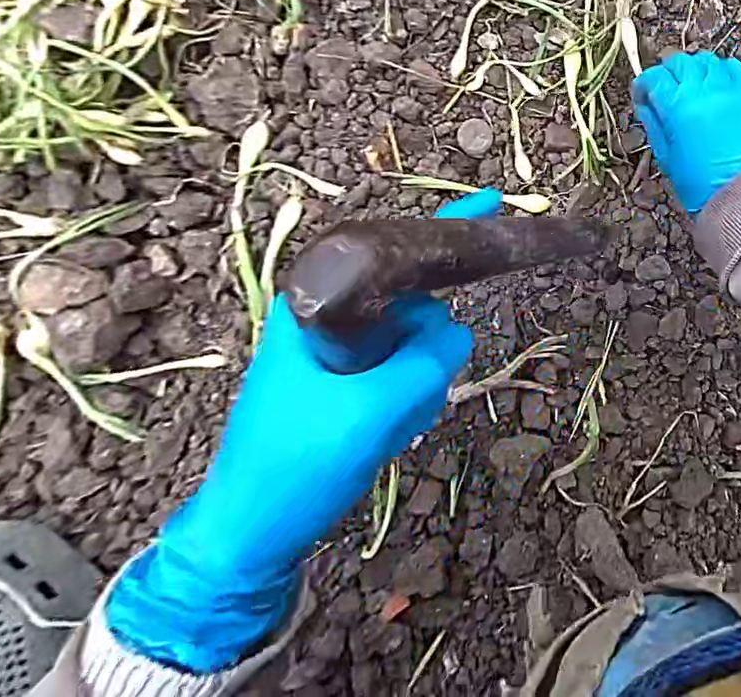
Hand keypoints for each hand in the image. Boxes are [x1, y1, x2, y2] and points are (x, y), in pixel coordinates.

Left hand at [105, 190, 501, 672]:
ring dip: (422, 379)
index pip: (394, 251)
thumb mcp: (374, 410)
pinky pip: (407, 368)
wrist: (248, 536)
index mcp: (320, 306)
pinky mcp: (352, 380)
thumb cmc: (298, 466)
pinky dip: (415, 394)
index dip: (448, 227)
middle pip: (419, 304)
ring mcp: (343, 352)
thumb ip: (430, 360)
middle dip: (431, 347)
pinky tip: (397, 426)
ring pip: (419, 341)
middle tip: (415, 396)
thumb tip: (457, 334)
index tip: (492, 203)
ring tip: (395, 422)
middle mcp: (333, 318)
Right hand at [633, 52, 740, 212]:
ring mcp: (728, 89)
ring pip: (706, 60)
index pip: (654, 78)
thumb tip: (646, 103)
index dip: (644, 85)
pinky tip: (717, 84)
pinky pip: (733, 67)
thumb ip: (654, 124)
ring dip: (695, 69)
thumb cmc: (701, 182)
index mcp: (677, 106)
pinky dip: (721, 70)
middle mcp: (703, 91)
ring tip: (693, 85)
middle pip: (679, 62)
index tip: (645, 94)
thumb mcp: (666, 155)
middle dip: (668, 73)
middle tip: (668, 89)